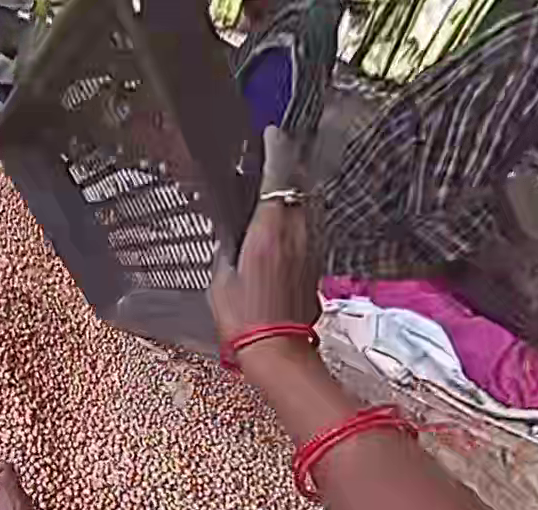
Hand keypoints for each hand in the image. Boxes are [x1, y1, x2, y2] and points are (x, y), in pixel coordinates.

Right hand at [209, 125, 324, 342]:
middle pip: (298, 184)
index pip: (278, 174)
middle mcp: (298, 229)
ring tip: (273, 194)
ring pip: (306, 205)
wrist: (277, 348)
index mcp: (270, 229)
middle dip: (286, 169)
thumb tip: (233, 233)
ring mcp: (312, 244)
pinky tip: (281, 227)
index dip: (275, 148)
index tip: (270, 134)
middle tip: (269, 163)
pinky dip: (296, 218)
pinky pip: (308, 227)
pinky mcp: (316, 261)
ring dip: (292, 194)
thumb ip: (229, 249)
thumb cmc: (243, 318)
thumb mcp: (221, 282)